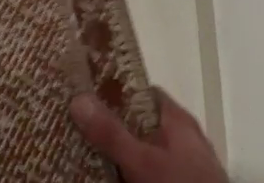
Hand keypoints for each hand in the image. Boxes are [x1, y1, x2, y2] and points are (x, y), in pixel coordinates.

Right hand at [71, 87, 227, 182]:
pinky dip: (133, 173)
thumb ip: (111, 132)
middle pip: (141, 123)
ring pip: (146, 151)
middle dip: (113, 126)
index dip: (115, 90)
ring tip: (89, 153)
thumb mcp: (142, 160)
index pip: (143, 92)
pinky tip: (114, 178)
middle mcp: (184, 139)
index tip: (87, 95)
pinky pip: (153, 172)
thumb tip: (78, 98)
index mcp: (178, 120)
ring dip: (123, 153)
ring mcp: (185, 166)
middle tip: (81, 127)